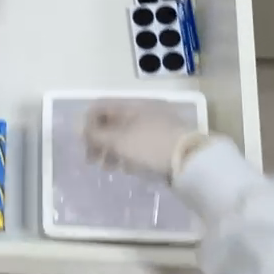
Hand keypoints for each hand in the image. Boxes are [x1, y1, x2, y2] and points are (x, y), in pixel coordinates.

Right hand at [81, 98, 216, 179]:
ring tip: (110, 167)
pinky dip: (129, 153)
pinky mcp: (165, 141)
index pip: (101, 107)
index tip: (84, 144)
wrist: (192, 161)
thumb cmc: (150, 147)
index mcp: (132, 105)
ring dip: (113, 149)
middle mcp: (144, 111)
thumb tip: (81, 129)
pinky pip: (139, 144)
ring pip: (126, 134)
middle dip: (99, 140)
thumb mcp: (118, 141)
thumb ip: (97, 134)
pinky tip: (128, 168)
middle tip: (92, 160)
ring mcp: (156, 125)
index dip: (88, 124)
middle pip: (113, 122)